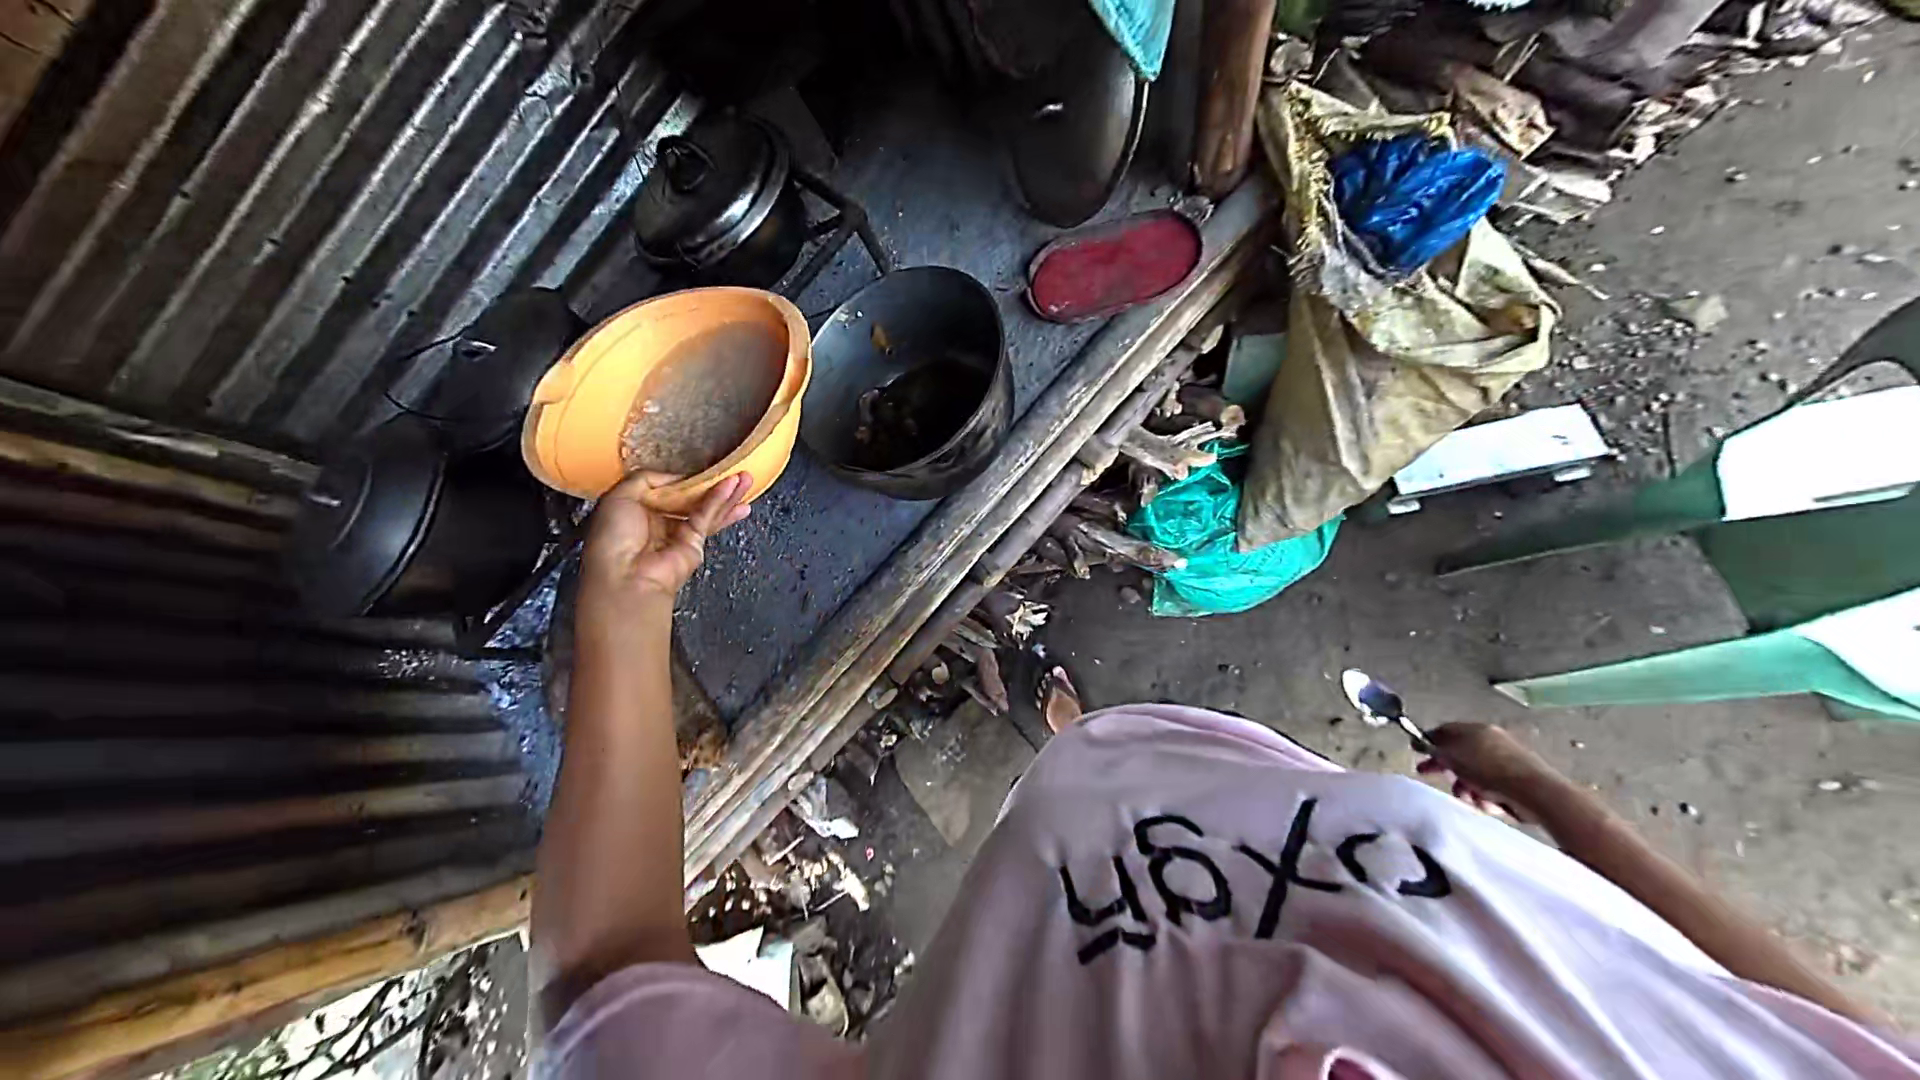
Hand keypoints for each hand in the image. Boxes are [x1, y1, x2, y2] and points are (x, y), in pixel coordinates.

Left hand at [580, 472, 751, 605]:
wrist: (625, 576)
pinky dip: (721, 501)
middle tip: (731, 468)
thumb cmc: (611, 541)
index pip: (667, 488)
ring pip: (706, 508)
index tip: (700, 464)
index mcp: (637, 509)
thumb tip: (674, 476)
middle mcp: (659, 522)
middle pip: (691, 497)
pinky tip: (732, 488)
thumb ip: (646, 478)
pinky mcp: (694, 543)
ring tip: (745, 478)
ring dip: (727, 493)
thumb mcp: (619, 495)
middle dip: (712, 483)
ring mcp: (678, 534)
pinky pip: (708, 517)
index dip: (684, 476)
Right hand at [1416, 723, 1564, 822]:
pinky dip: (1486, 796)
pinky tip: (1488, 803)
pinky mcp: (1519, 782)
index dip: (1428, 741)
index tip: (1418, 754)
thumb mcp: (1451, 754)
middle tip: (1431, 776)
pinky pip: (1492, 787)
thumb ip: (1433, 747)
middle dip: (1447, 768)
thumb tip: (1419, 741)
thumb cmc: (1488, 769)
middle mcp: (1492, 741)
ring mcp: (1507, 761)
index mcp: (1476, 729)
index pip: (1444, 731)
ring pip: (1474, 774)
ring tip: (1468, 798)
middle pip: (1459, 753)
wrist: (1537, 793)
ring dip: (1466, 787)